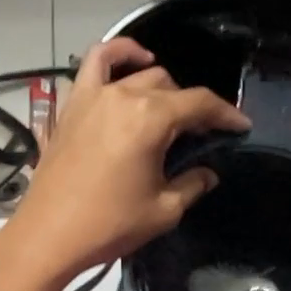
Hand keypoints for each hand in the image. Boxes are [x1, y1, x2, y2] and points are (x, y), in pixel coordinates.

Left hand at [0, 39, 250, 282]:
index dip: (225, 114)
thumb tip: (208, 173)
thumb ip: (192, 185)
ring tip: (168, 106)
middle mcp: (124, 96)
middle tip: (199, 135)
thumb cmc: (109, 225)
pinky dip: (117, 54)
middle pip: (169, 87)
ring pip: (137, 74)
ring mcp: (93, 96)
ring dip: (159, 85)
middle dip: (191, 107)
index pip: (199, 103)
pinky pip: (94, 64)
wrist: (49, 236)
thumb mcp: (163, 211)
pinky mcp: (71, 105)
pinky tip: (131, 63)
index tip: (241, 127)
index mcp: (151, 119)